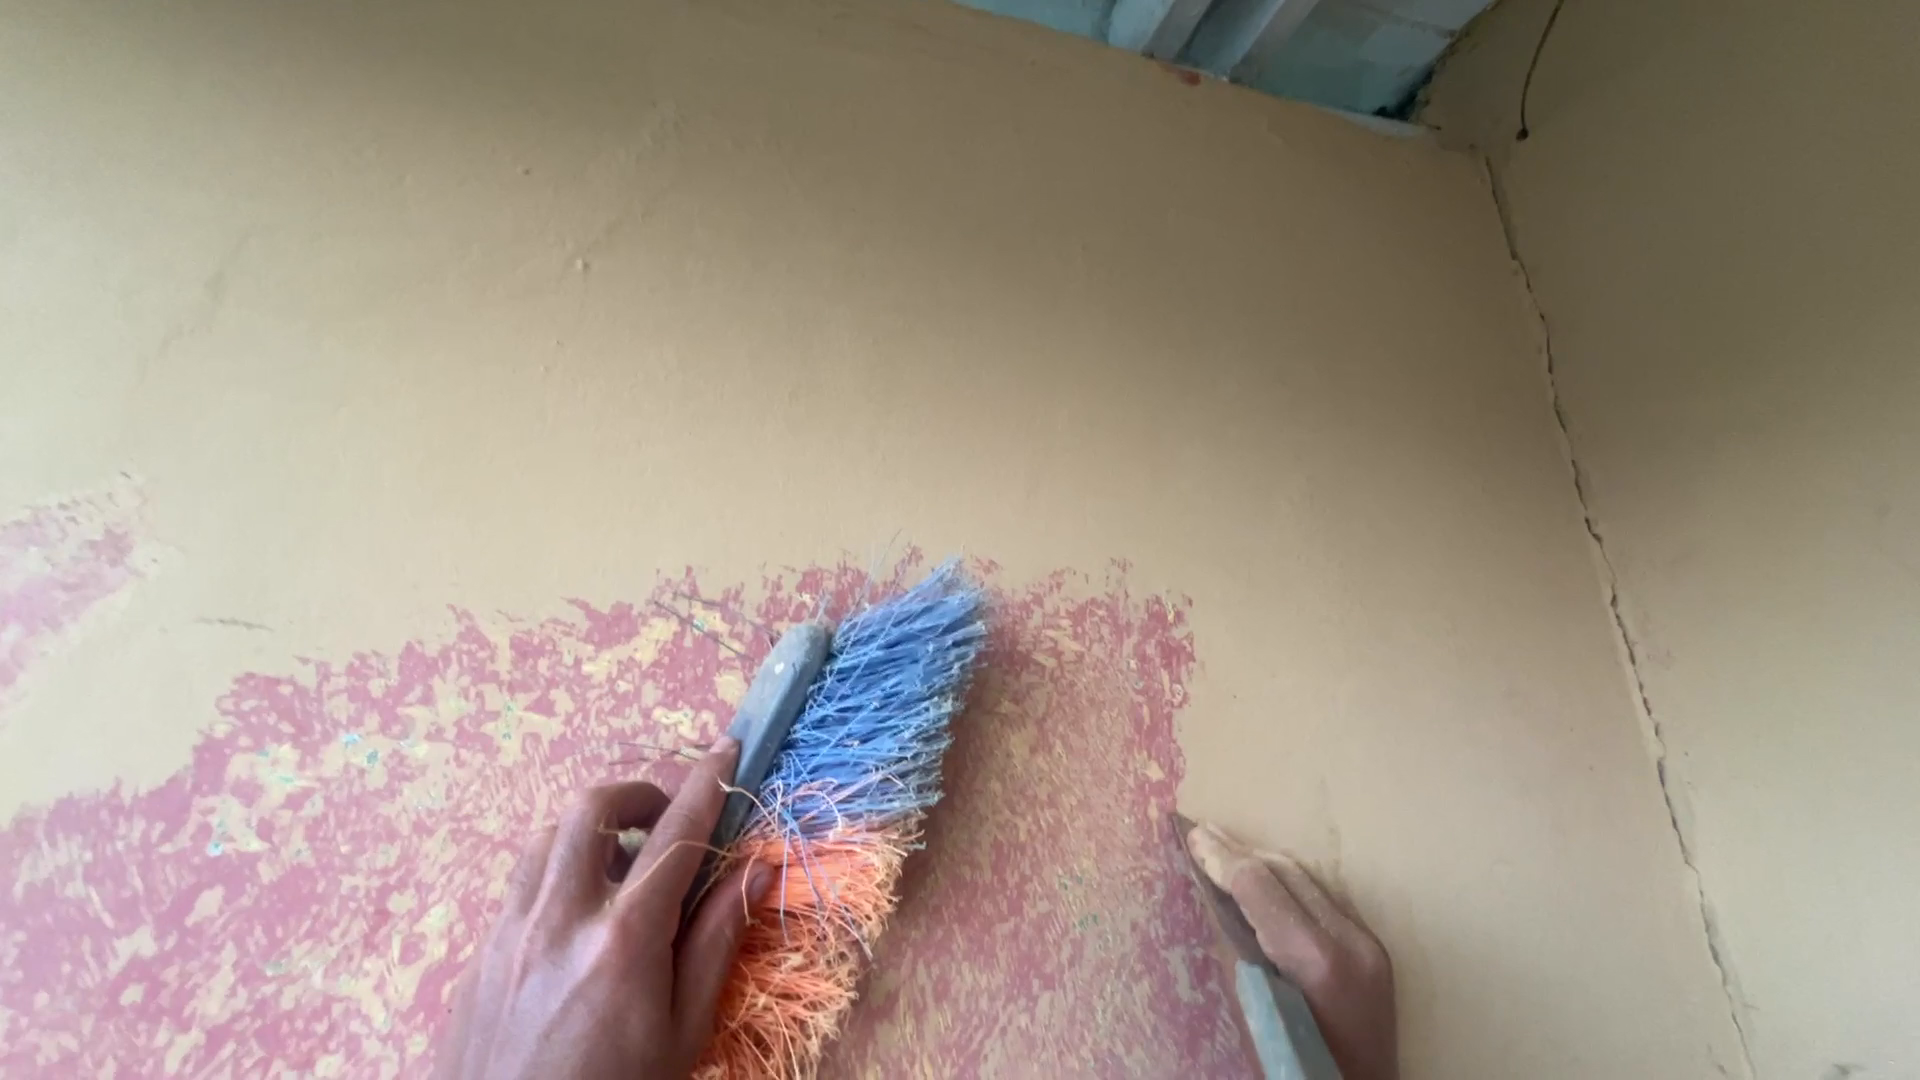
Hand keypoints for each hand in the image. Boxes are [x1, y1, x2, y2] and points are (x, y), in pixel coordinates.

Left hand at [435, 736, 773, 1079]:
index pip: (677, 834)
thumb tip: (757, 865)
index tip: (727, 748)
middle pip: (593, 807)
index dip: (707, 783)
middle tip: (665, 818)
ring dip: (594, 830)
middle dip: (638, 792)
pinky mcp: (478, 954)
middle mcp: (560, 918)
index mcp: (624, 939)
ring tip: (621, 868)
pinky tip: (579, 916)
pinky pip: (521, 881)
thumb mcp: (685, 1031)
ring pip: (549, 836)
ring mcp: (509, 933)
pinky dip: (560, 869)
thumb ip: (718, 937)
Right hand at [1184, 821, 1398, 1079]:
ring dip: (1261, 865)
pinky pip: (1320, 898)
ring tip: (1225, 854)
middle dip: (1238, 852)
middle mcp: (1351, 941)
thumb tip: (1207, 899)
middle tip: (1201, 836)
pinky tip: (1262, 886)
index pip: (1258, 883)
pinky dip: (1284, 885)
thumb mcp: (1250, 1012)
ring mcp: (1368, 945)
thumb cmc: (1293, 1067)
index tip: (1192, 835)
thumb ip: (1232, 950)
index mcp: (1318, 959)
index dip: (1220, 856)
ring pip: (1304, 878)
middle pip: (1284, 871)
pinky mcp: (1374, 951)